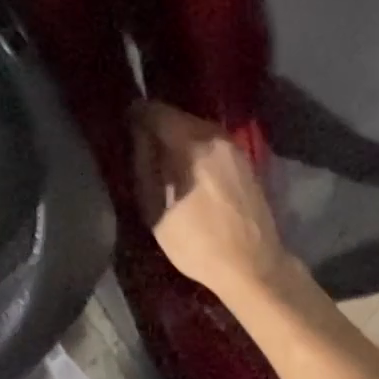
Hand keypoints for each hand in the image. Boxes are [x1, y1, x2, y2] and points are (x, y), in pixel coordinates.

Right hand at [133, 101, 295, 299]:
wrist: (254, 265)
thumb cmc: (200, 245)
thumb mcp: (157, 213)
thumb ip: (145, 171)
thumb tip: (139, 143)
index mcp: (193, 146)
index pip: (158, 112)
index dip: (137, 114)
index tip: (123, 122)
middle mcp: (217, 137)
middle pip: (179, 116)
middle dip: (157, 124)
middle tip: (138, 141)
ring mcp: (235, 148)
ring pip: (198, 127)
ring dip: (177, 135)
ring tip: (159, 154)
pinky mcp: (245, 160)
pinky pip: (212, 141)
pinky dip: (195, 145)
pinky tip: (185, 166)